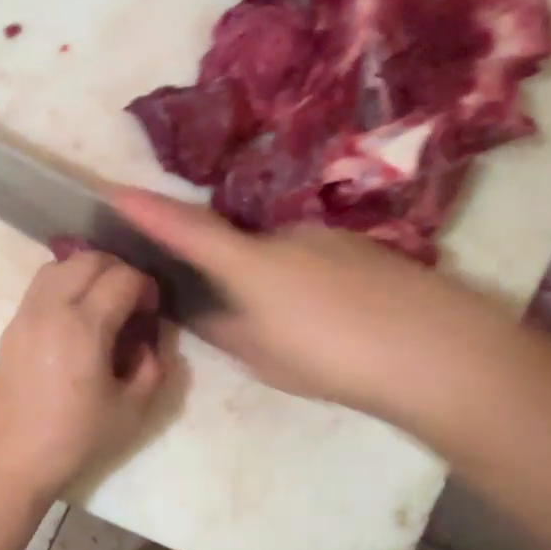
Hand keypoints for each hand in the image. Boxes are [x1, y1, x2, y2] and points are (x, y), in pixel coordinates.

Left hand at [0, 251, 168, 500]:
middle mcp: (48, 310)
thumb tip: (147, 343)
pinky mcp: (8, 332)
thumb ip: (151, 368)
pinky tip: (75, 323)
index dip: (145, 288)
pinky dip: (61, 289)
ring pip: (56, 268)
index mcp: (82, 326)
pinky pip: (37, 290)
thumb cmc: (73, 440)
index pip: (122, 278)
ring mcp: (23, 318)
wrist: (10, 462)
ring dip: (84, 274)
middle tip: (130, 301)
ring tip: (101, 305)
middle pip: (87, 259)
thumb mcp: (131, 411)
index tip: (151, 312)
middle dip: (116, 270)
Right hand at [113, 188, 524, 421]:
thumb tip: (194, 309)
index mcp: (250, 262)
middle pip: (234, 248)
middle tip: (218, 315)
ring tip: (283, 334)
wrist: (437, 350)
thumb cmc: (331, 356)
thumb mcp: (259, 354)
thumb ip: (220, 328)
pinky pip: (310, 262)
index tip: (113, 193)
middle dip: (218, 273)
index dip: (147, 213)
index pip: (186, 231)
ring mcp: (328, 237)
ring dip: (264, 285)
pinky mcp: (362, 250)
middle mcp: (284, 235)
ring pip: (277, 258)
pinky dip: (300, 286)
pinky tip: (321, 325)